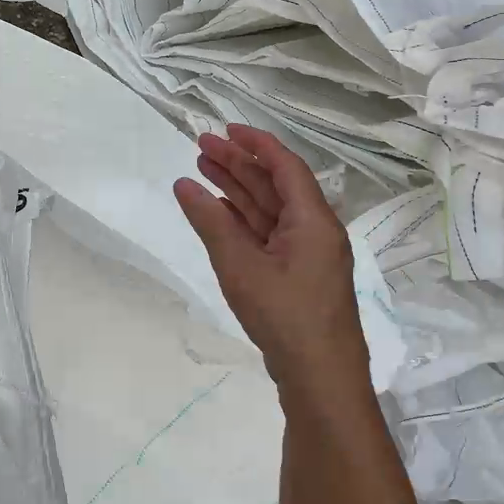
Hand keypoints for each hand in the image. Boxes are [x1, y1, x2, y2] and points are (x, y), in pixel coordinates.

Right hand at [173, 125, 369, 397]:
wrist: (318, 375)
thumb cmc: (283, 313)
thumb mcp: (238, 264)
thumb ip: (210, 220)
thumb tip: (184, 183)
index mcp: (313, 222)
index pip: (286, 168)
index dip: (257, 144)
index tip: (226, 128)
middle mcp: (314, 232)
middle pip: (276, 185)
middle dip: (240, 162)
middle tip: (201, 144)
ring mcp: (306, 254)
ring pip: (269, 208)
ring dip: (237, 187)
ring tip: (202, 167)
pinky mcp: (295, 274)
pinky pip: (266, 230)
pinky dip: (240, 215)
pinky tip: (216, 210)